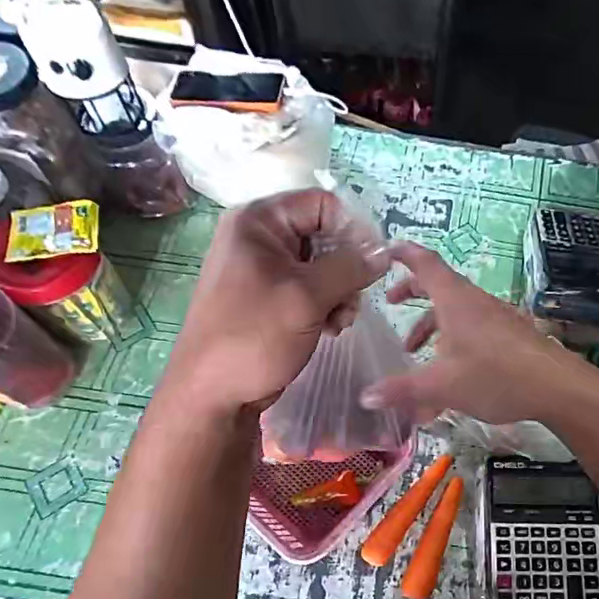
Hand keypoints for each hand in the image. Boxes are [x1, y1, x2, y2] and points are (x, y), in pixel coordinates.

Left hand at [162, 189, 386, 415]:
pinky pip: (309, 292)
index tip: (373, 265)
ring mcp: (263, 272)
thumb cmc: (254, 337)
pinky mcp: (269, 301)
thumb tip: (384, 252)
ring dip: (340, 294)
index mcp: (258, 222)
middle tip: (352, 301)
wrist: (213, 394)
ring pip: (321, 268)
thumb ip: (349, 268)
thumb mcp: (307, 297)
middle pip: (323, 236)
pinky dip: (325, 307)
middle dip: (346, 269)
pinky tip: (329, 330)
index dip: (352, 229)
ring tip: (340, 322)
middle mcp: (259, 239)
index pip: (321, 204)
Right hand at [363, 242, 595, 424]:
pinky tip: (450, 379)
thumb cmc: (495, 377)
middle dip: (412, 294)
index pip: (425, 263)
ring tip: (415, 355)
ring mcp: (497, 318)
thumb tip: (364, 396)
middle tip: (391, 304)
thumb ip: (402, 390)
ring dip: (433, 330)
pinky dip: (454, 347)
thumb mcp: (441, 385)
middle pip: (439, 287)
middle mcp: (476, 303)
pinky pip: (474, 333)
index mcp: (455, 301)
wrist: (557, 387)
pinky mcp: (511, 337)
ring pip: (457, 315)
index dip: (404, 253)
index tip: (386, 250)